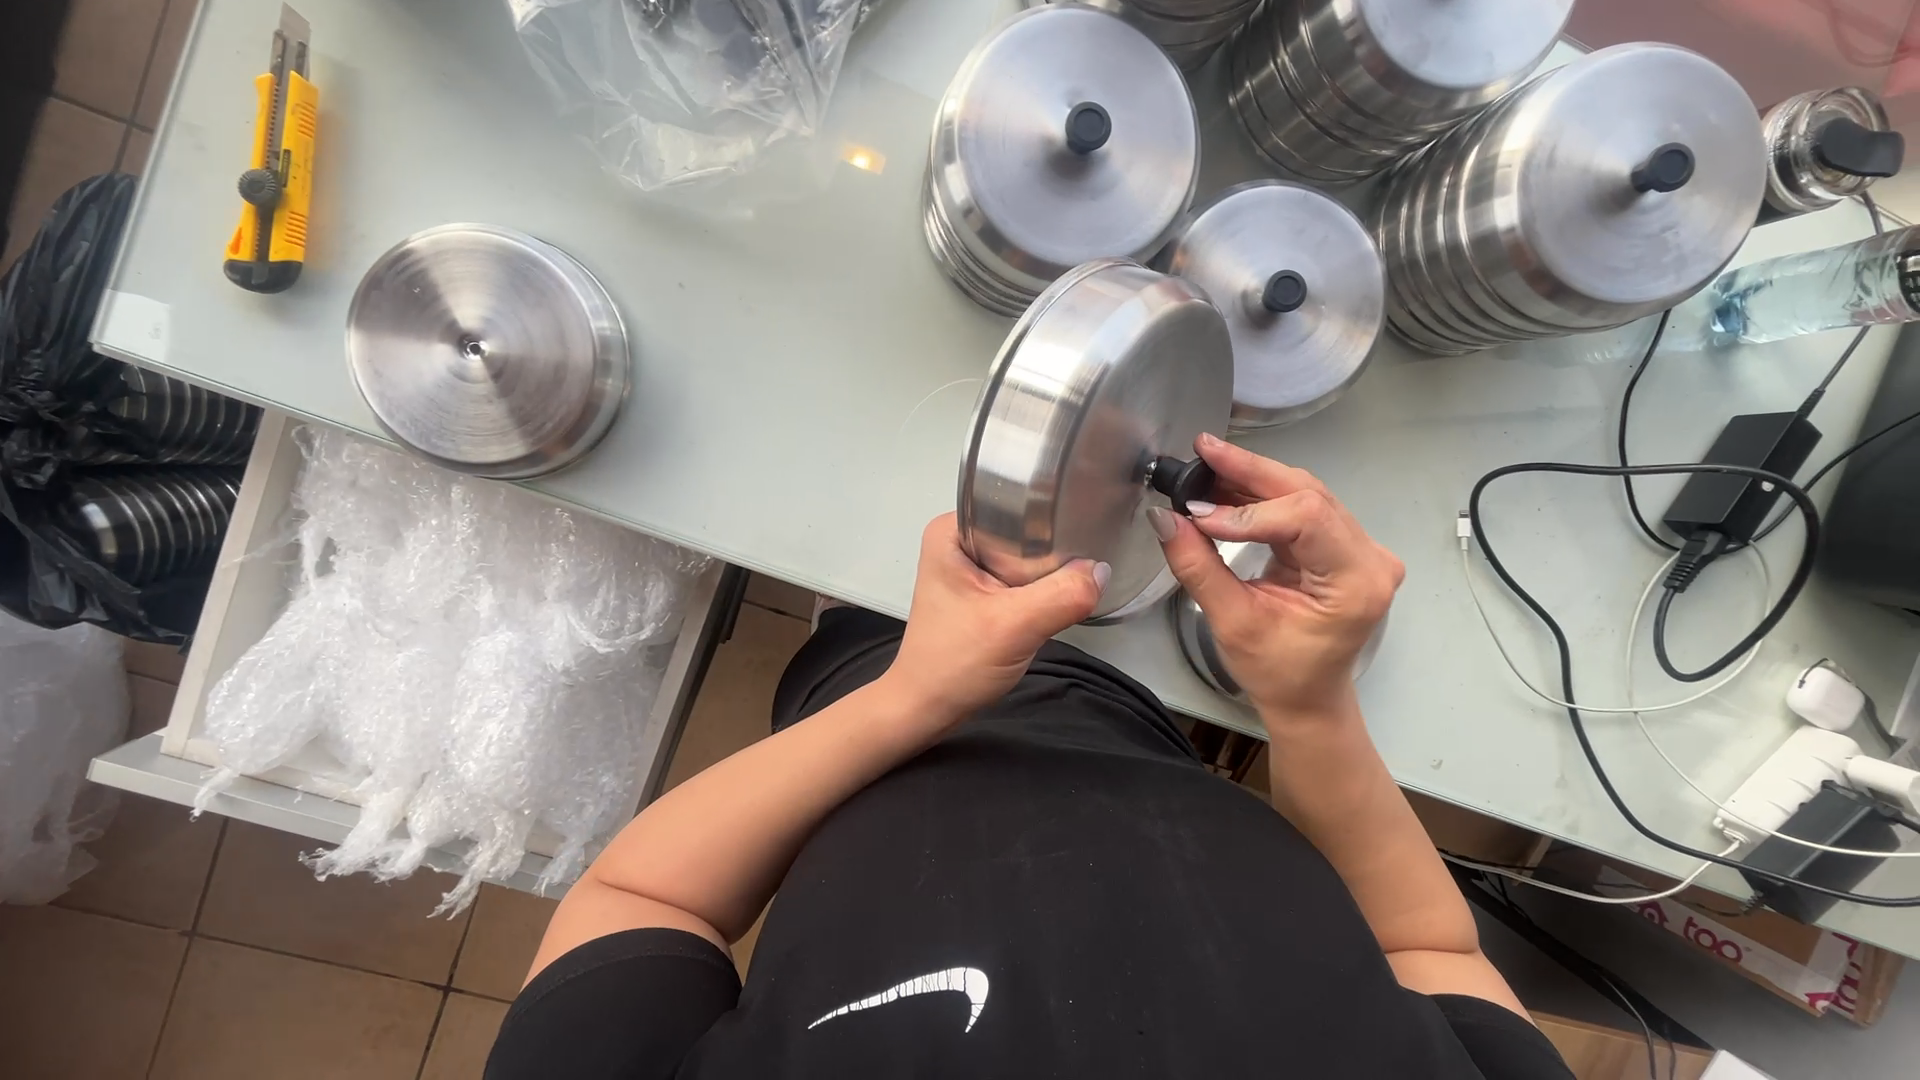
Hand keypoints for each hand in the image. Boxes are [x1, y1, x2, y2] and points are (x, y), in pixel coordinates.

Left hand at [883, 514, 1107, 721]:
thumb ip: (1062, 596)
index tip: (1088, 529)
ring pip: (1028, 556)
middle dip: (1055, 548)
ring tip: (1080, 577)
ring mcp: (970, 568)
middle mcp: (958, 540)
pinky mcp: (982, 592)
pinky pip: (1024, 578)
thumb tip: (1101, 571)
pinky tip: (1060, 596)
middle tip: (1091, 558)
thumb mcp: (1014, 626)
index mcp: (951, 530)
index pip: (1016, 506)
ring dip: (1051, 571)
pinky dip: (1042, 589)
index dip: (1052, 518)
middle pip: (1026, 530)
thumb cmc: (954, 664)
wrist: (928, 708)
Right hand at [1150, 434, 1402, 720]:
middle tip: (1203, 449)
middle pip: (1308, 493)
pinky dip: (1260, 495)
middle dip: (1250, 471)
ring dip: (1252, 478)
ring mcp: (1360, 548)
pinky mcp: (1341, 545)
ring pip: (1304, 493)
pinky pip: (1300, 506)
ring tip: (1207, 463)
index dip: (1247, 510)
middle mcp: (1369, 556)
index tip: (1197, 514)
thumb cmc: (1277, 672)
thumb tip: (1164, 518)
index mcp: (1356, 582)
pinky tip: (1226, 484)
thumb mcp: (1233, 622)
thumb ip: (1198, 567)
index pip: (1305, 518)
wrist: (1307, 697)